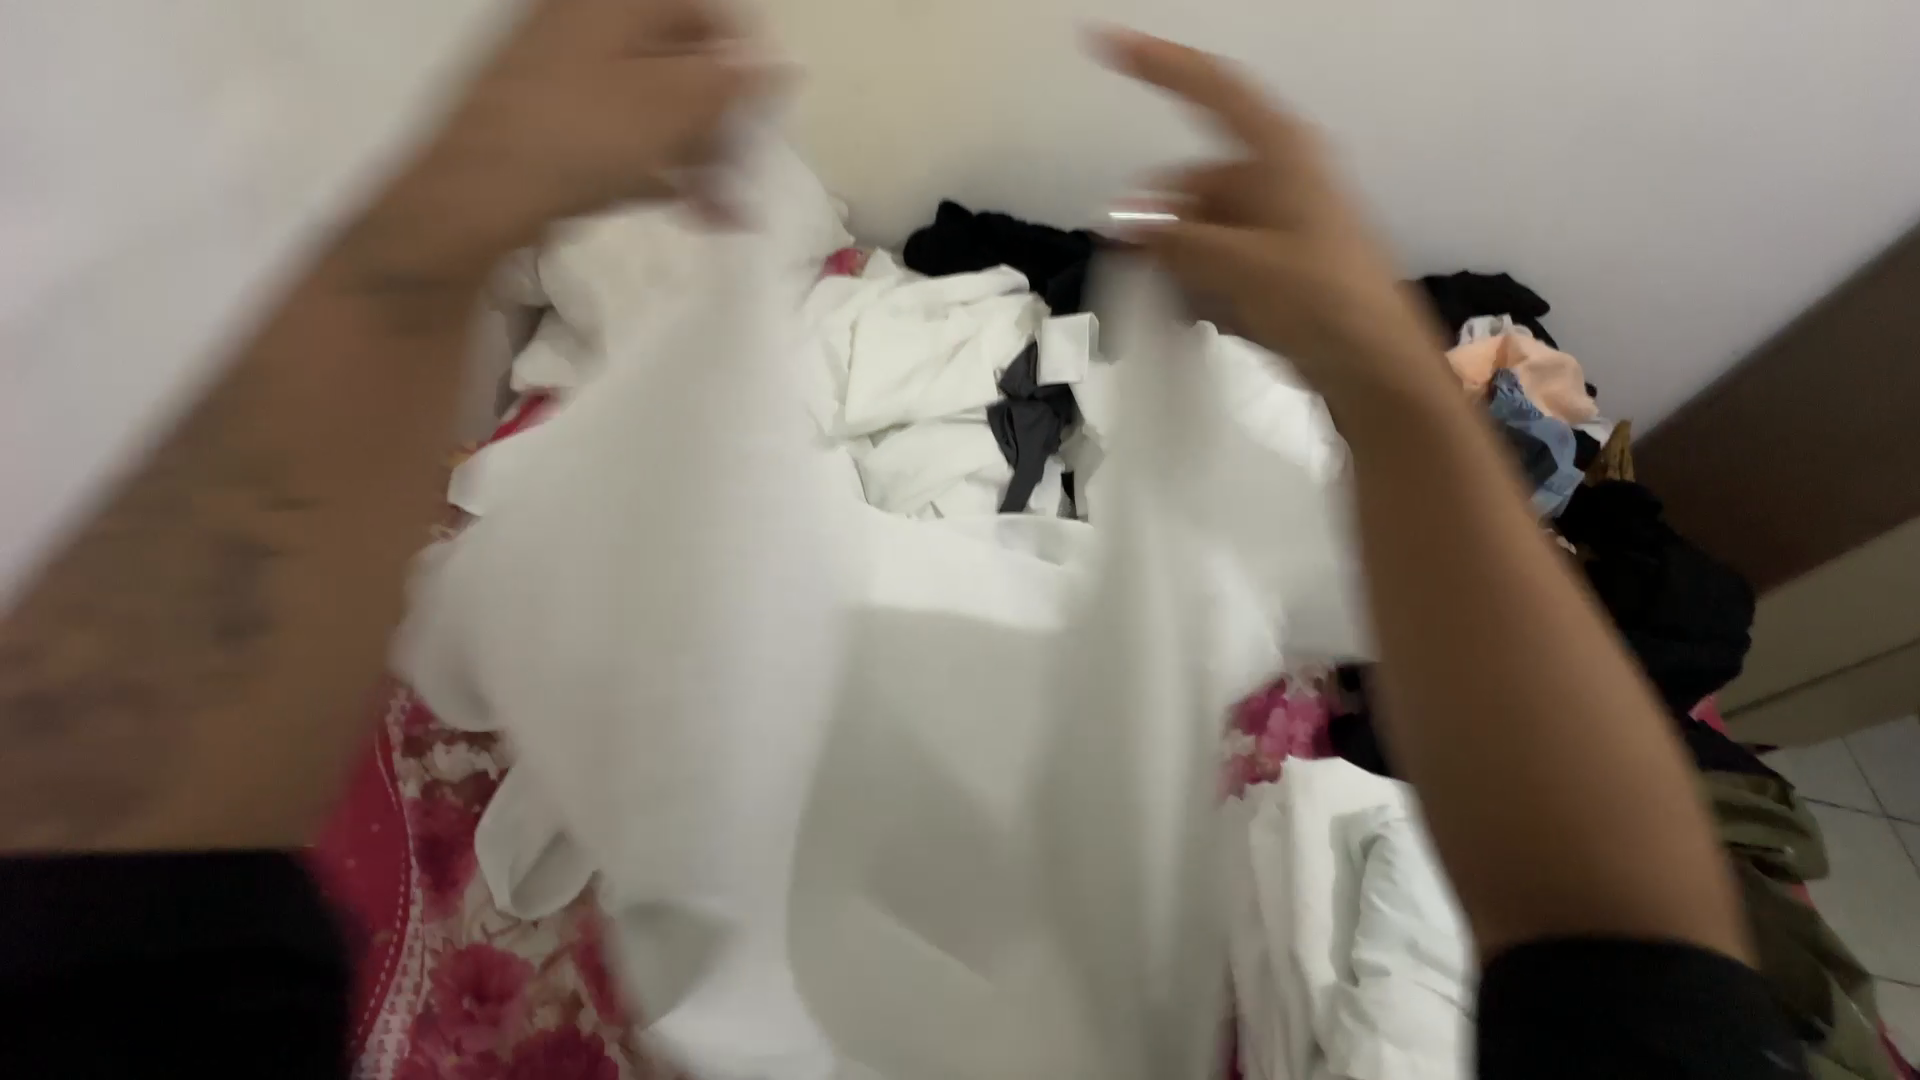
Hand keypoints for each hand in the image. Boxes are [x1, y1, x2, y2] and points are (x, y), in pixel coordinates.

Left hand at [351, 0, 775, 286]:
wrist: (478, 192)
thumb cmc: (581, 136)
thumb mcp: (671, 106)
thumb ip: (733, 83)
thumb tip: (783, 64)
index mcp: (616, 2)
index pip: (704, 8)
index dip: (745, 57)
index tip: (765, 112)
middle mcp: (589, 23)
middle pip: (680, 63)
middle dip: (724, 125)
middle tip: (747, 177)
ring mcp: (566, 72)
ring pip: (655, 105)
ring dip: (699, 157)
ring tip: (724, 212)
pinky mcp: (553, 118)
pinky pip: (624, 133)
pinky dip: (661, 166)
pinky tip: (684, 205)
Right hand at [1095, 30, 1448, 403]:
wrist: (1372, 366)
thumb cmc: (1321, 302)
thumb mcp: (1241, 265)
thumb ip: (1176, 240)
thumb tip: (1124, 220)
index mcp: (1280, 153)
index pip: (1212, 90)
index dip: (1158, 64)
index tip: (1105, 44)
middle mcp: (1274, 178)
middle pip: (1192, 180)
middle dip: (1166, 224)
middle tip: (1156, 271)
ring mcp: (1272, 223)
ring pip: (1197, 227)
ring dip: (1181, 265)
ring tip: (1195, 306)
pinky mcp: (1270, 263)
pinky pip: (1213, 260)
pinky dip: (1199, 285)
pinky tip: (1206, 315)